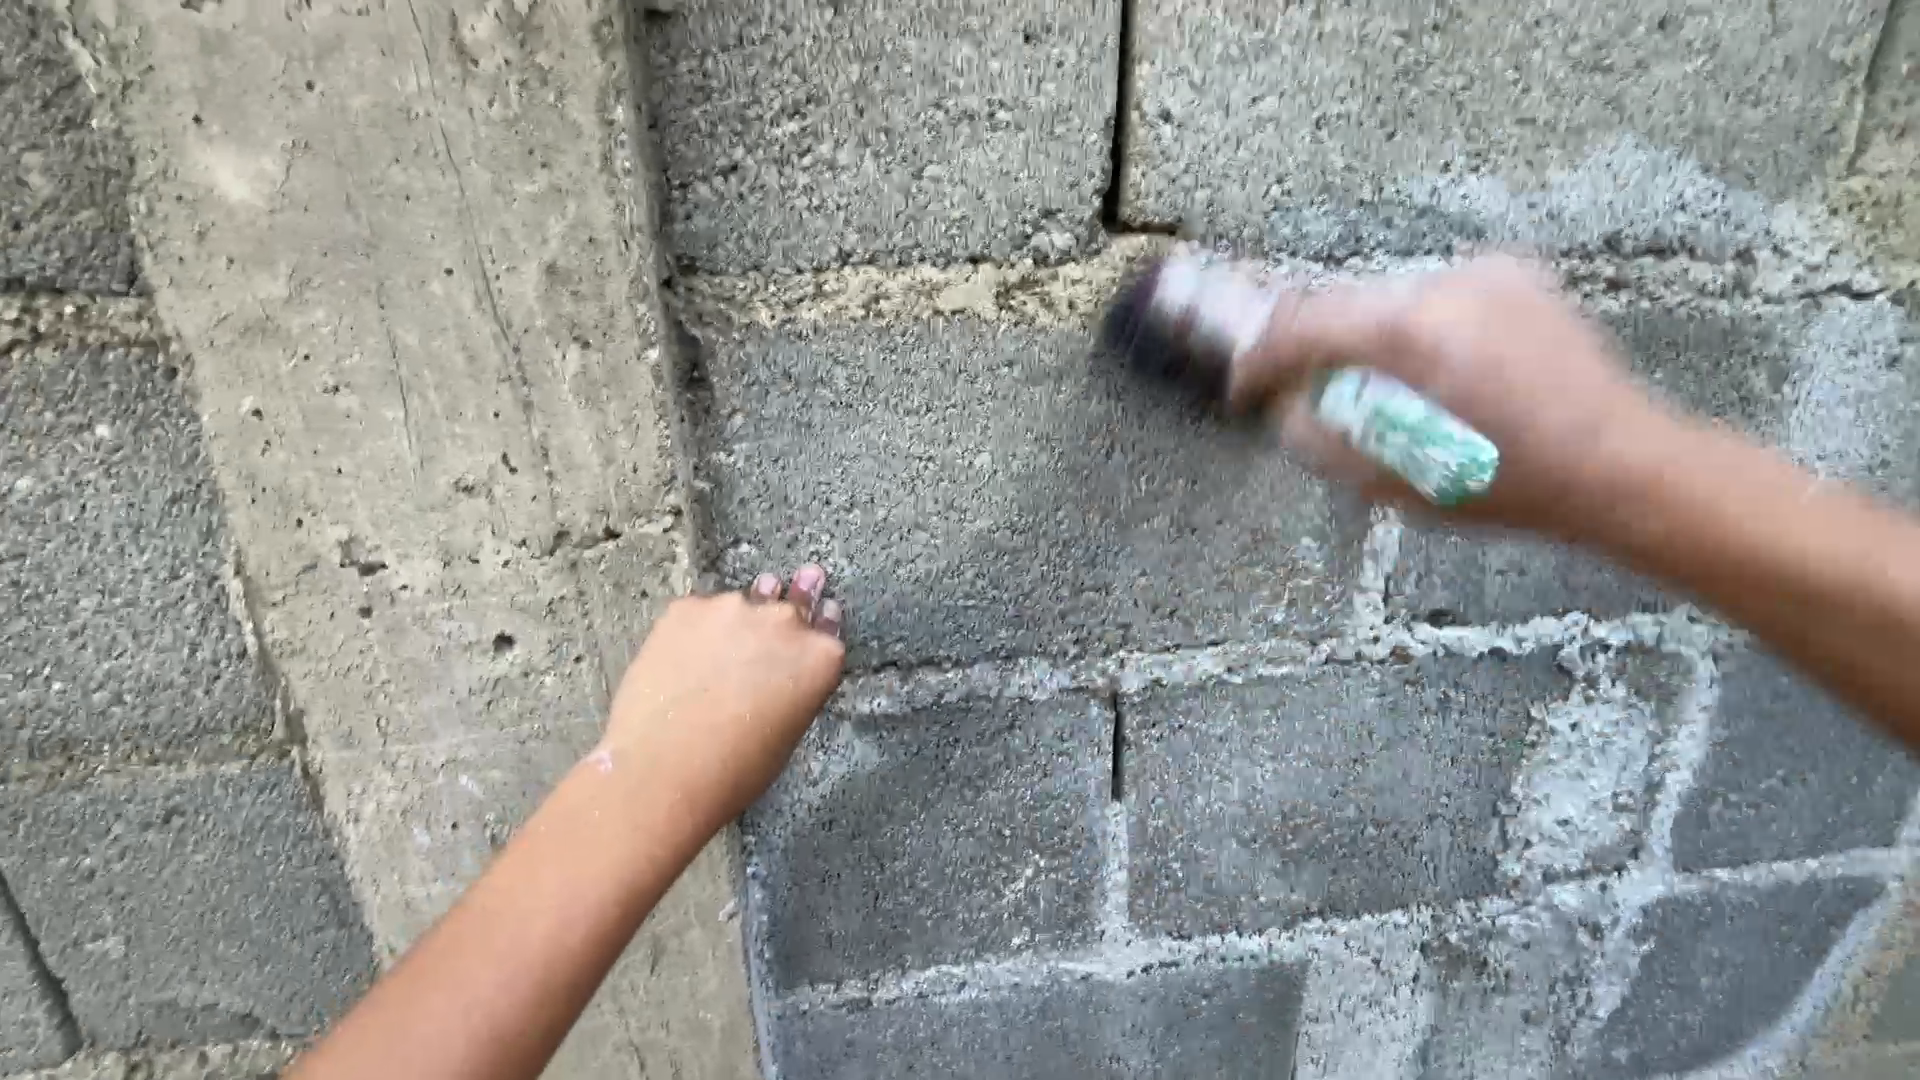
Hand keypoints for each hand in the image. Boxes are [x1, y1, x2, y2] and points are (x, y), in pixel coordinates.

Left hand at [601, 565, 845, 834]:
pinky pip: (699, 612)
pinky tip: (682, 661)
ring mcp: (735, 607)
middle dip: (783, 613)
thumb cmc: (735, 769)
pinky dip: (695, 630)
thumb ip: (798, 682)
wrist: (663, 772)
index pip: (828, 625)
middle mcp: (785, 621)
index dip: (818, 623)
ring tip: (719, 650)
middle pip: (790, 606)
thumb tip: (783, 669)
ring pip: (741, 605)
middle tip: (768, 624)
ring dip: (737, 622)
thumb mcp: (790, 729)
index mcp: (821, 656)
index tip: (811, 619)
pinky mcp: (688, 607)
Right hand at [1230, 255, 1683, 537]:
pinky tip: (1426, 370)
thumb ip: (1316, 435)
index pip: (1297, 323)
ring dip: (1357, 339)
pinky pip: (1427, 297)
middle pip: (1336, 304)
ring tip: (1372, 387)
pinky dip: (1406, 329)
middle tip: (1300, 390)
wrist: (1621, 465)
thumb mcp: (1384, 478)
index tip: (1246, 389)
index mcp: (1407, 332)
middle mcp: (1442, 283)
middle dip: (1307, 348)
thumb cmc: (1502, 484)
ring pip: (1380, 299)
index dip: (1256, 359)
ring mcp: (1483, 273)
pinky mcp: (1512, 276)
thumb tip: (1289, 407)